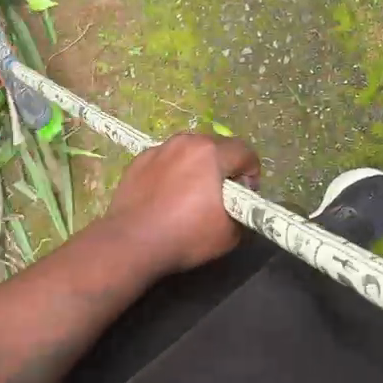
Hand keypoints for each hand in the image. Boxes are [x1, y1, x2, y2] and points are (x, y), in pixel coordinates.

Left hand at [103, 132, 260, 276]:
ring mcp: (161, 147)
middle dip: (223, 168)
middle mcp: (187, 141)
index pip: (244, 152)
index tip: (243, 197)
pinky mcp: (141, 158)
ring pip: (190, 150)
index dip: (250, 174)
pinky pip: (167, 159)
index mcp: (211, 153)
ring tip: (189, 196)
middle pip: (217, 147)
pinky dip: (173, 171)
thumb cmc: (186, 235)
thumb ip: (245, 210)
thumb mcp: (230, 233)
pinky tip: (165, 196)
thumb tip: (240, 202)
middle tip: (218, 197)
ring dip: (197, 167)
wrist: (132, 241)